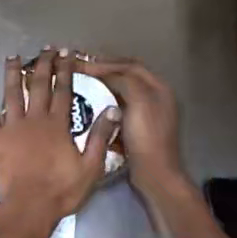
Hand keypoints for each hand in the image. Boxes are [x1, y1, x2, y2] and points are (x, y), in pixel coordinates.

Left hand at [0, 50, 120, 229]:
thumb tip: (113, 108)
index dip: (65, 70)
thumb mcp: (91, 167)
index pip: (63, 90)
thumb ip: (100, 136)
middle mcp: (35, 119)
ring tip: (12, 56)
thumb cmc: (62, 190)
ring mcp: (13, 128)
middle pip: (37, 86)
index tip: (66, 53)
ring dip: (12, 74)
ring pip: (11, 94)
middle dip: (42, 65)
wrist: (29, 208)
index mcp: (58, 124)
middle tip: (44, 48)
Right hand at [76, 56, 185, 195]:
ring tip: (80, 84)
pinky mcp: (136, 127)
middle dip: (103, 70)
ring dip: (102, 85)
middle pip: (126, 75)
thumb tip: (104, 75)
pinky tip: (88, 104)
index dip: (105, 62)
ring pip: (121, 91)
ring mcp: (146, 113)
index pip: (129, 65)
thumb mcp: (138, 101)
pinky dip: (103, 101)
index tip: (80, 63)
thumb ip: (124, 80)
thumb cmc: (146, 136)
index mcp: (158, 87)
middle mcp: (154, 96)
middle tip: (79, 70)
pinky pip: (117, 106)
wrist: (154, 174)